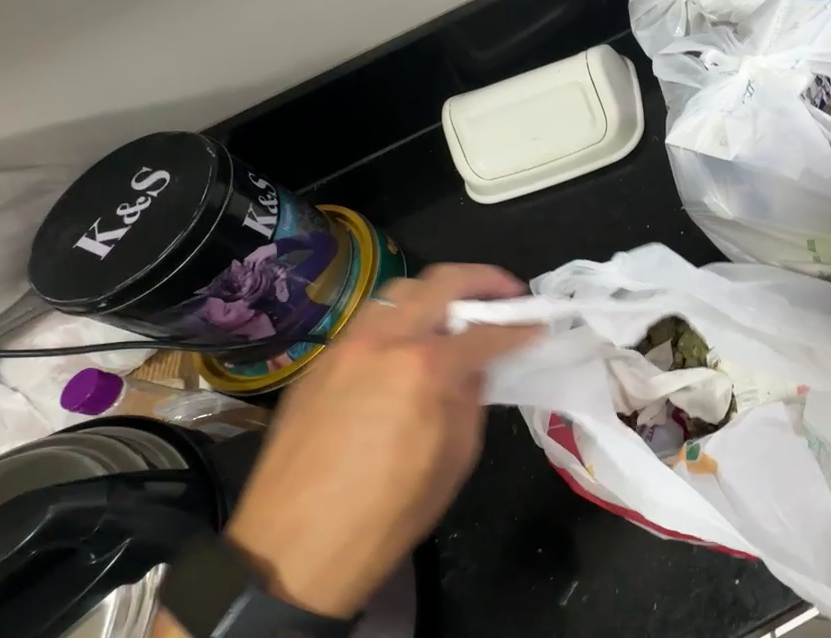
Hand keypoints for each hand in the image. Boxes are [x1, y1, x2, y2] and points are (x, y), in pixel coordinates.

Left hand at [216, 264, 538, 619]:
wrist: (293, 551)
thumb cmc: (390, 511)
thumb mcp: (456, 456)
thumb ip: (471, 397)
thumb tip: (476, 367)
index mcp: (424, 366)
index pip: (486, 331)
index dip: (519, 328)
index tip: (537, 327)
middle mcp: (384, 341)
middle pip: (441, 281)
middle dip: (483, 281)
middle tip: (507, 295)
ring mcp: (345, 348)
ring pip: (398, 292)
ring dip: (435, 294)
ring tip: (454, 315)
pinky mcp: (318, 365)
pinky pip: (367, 323)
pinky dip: (398, 321)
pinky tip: (407, 348)